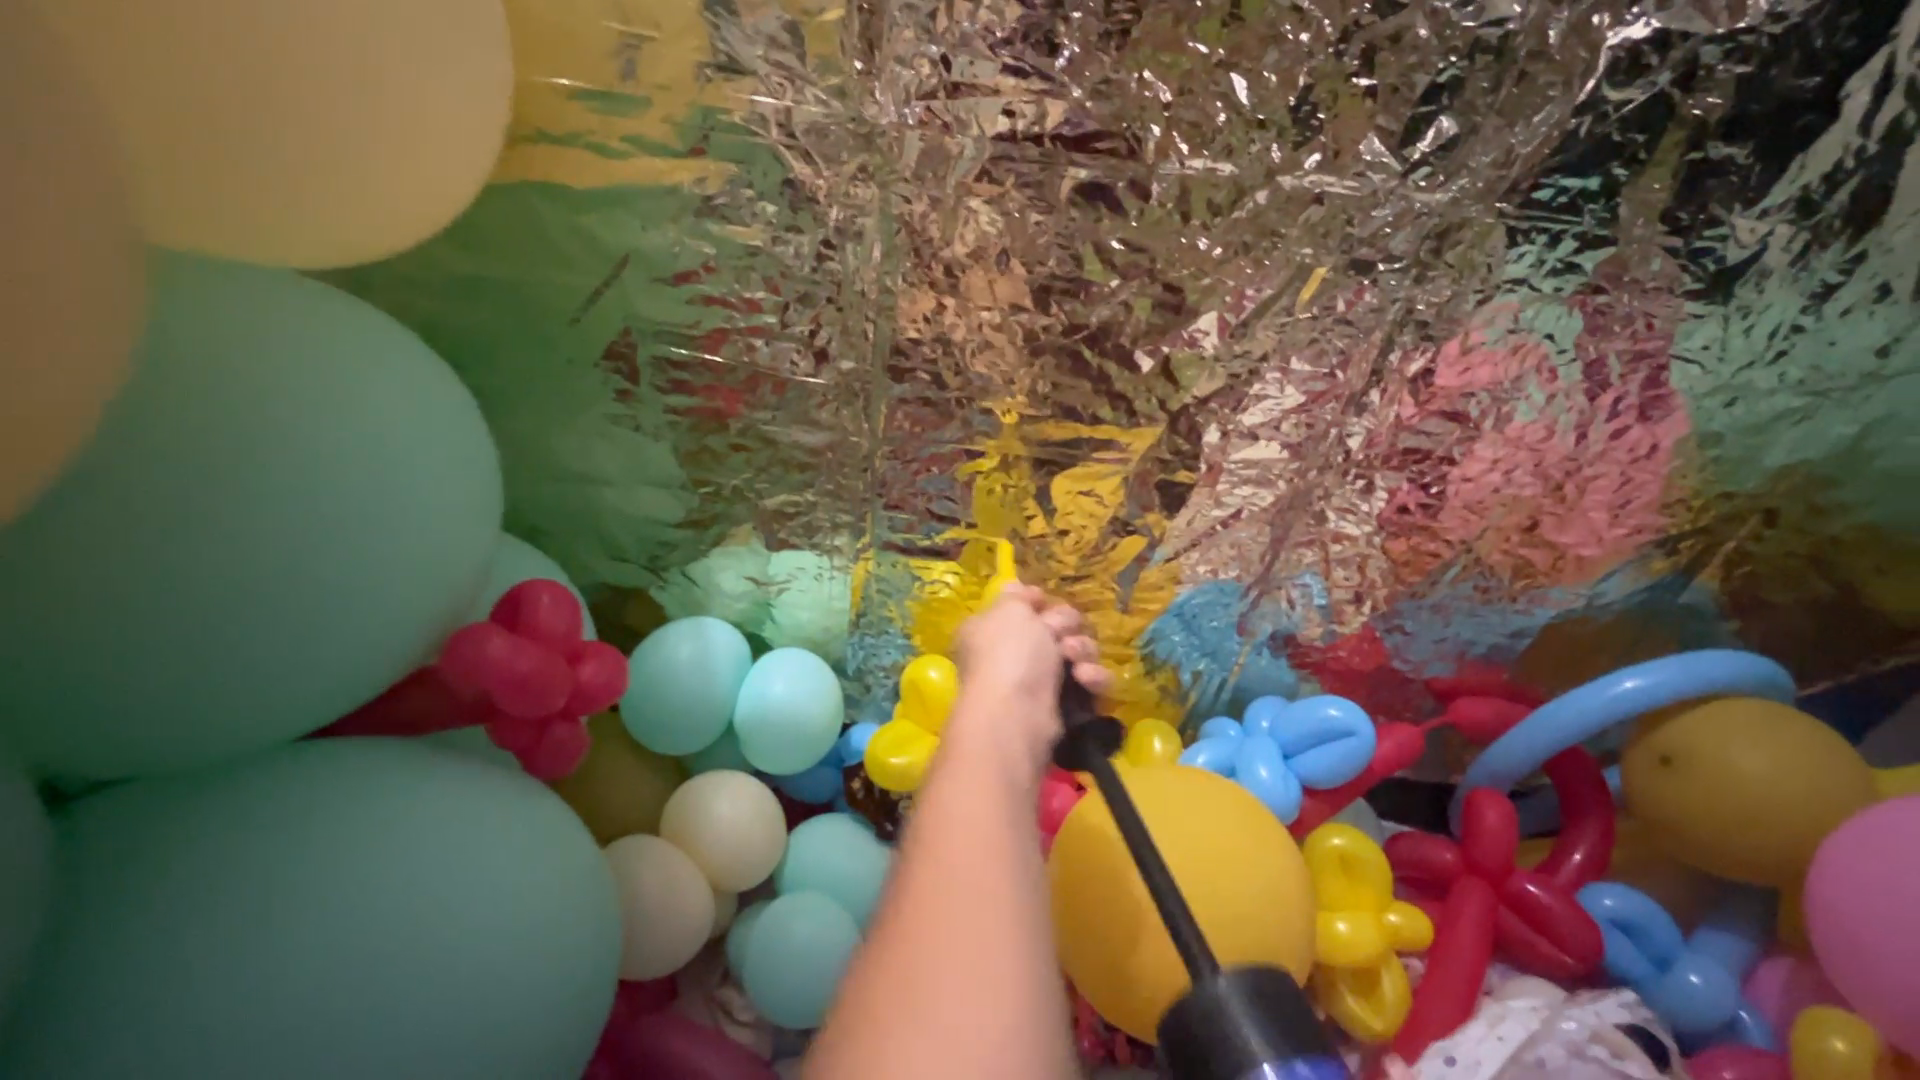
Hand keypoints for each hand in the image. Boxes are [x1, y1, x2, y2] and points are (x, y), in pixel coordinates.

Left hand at [951, 584, 1110, 768]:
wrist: (1018, 711)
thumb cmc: (1008, 652)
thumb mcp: (1008, 610)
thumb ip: (1016, 595)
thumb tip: (1018, 588)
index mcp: (990, 631)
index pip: (1020, 608)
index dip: (1037, 602)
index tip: (1044, 601)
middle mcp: (1011, 655)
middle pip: (1056, 627)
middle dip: (1065, 624)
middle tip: (1060, 633)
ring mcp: (1038, 682)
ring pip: (1078, 652)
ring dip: (1082, 649)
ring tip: (1073, 658)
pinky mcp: (1064, 705)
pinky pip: (1089, 682)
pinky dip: (1092, 677)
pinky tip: (1084, 678)